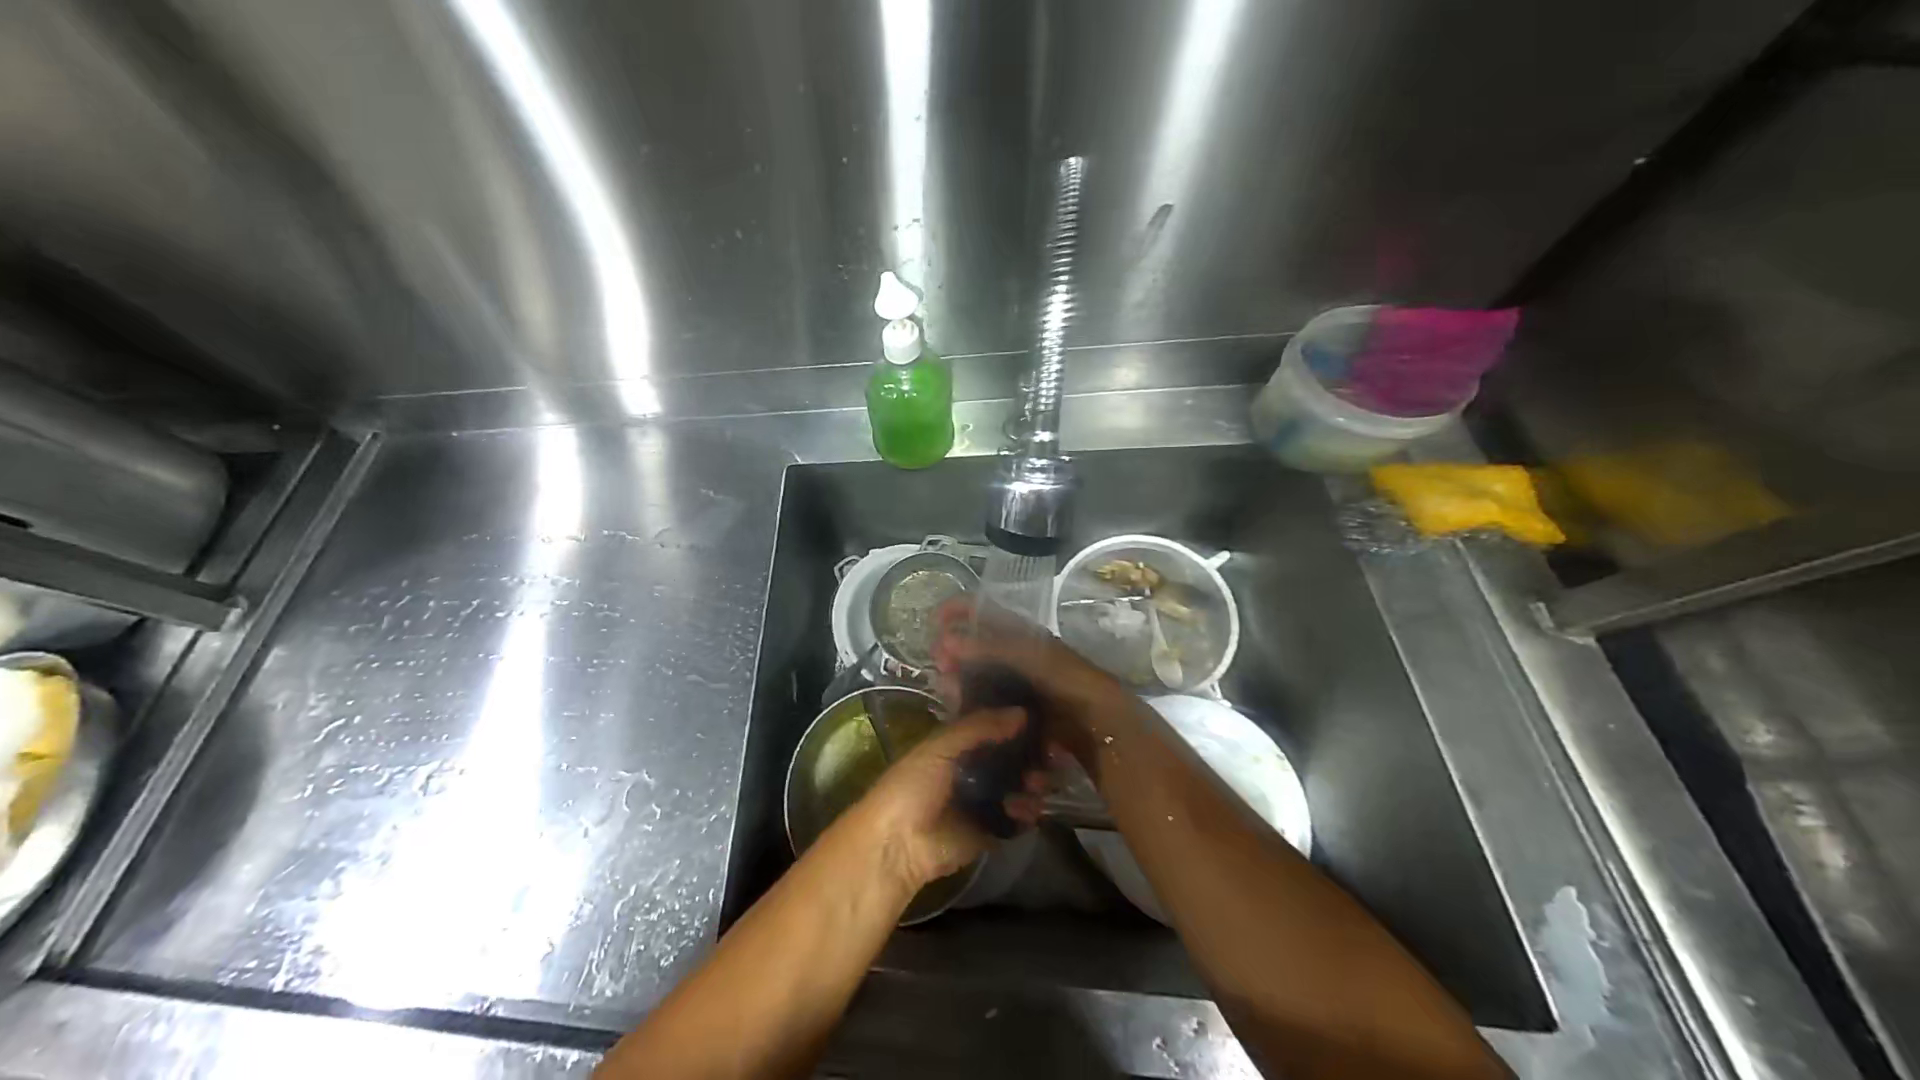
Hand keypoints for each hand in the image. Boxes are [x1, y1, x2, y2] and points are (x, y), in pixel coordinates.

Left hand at [847, 707, 1046, 891]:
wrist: (897, 845)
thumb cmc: (911, 787)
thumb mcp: (939, 748)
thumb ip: (978, 727)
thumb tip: (1021, 712)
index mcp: (955, 746)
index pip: (991, 728)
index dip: (1014, 723)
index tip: (1041, 716)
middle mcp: (971, 770)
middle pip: (1011, 758)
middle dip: (1031, 755)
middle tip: (1051, 753)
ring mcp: (981, 802)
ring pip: (1018, 787)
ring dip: (1032, 783)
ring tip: (1037, 783)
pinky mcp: (989, 832)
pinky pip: (1016, 819)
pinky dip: (1026, 813)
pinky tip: (1028, 808)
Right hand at [928, 597, 1141, 766]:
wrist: (1099, 725)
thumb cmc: (1068, 681)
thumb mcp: (1029, 656)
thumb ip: (989, 647)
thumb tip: (946, 639)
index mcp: (1023, 635)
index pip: (986, 612)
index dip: (960, 609)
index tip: (934, 620)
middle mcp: (1019, 655)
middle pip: (977, 646)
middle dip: (953, 651)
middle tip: (938, 665)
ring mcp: (1018, 683)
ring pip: (979, 675)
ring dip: (960, 679)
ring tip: (946, 690)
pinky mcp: (1018, 709)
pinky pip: (988, 701)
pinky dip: (973, 702)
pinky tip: (961, 709)